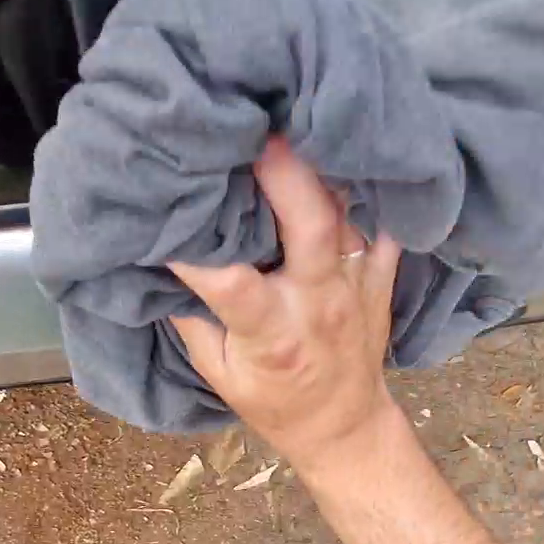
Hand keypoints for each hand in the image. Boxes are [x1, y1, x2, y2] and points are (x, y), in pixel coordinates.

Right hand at [170, 138, 404, 477]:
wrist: (344, 423)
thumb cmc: (274, 403)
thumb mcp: (219, 374)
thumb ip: (193, 318)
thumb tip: (162, 260)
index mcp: (273, 335)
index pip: (229, 279)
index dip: (193, 244)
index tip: (166, 208)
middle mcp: (318, 303)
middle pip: (309, 221)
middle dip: (282, 168)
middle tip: (252, 124)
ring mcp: (356, 284)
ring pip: (344, 209)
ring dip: (315, 163)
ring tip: (286, 119)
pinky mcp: (381, 275)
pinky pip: (380, 218)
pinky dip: (361, 184)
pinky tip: (335, 151)